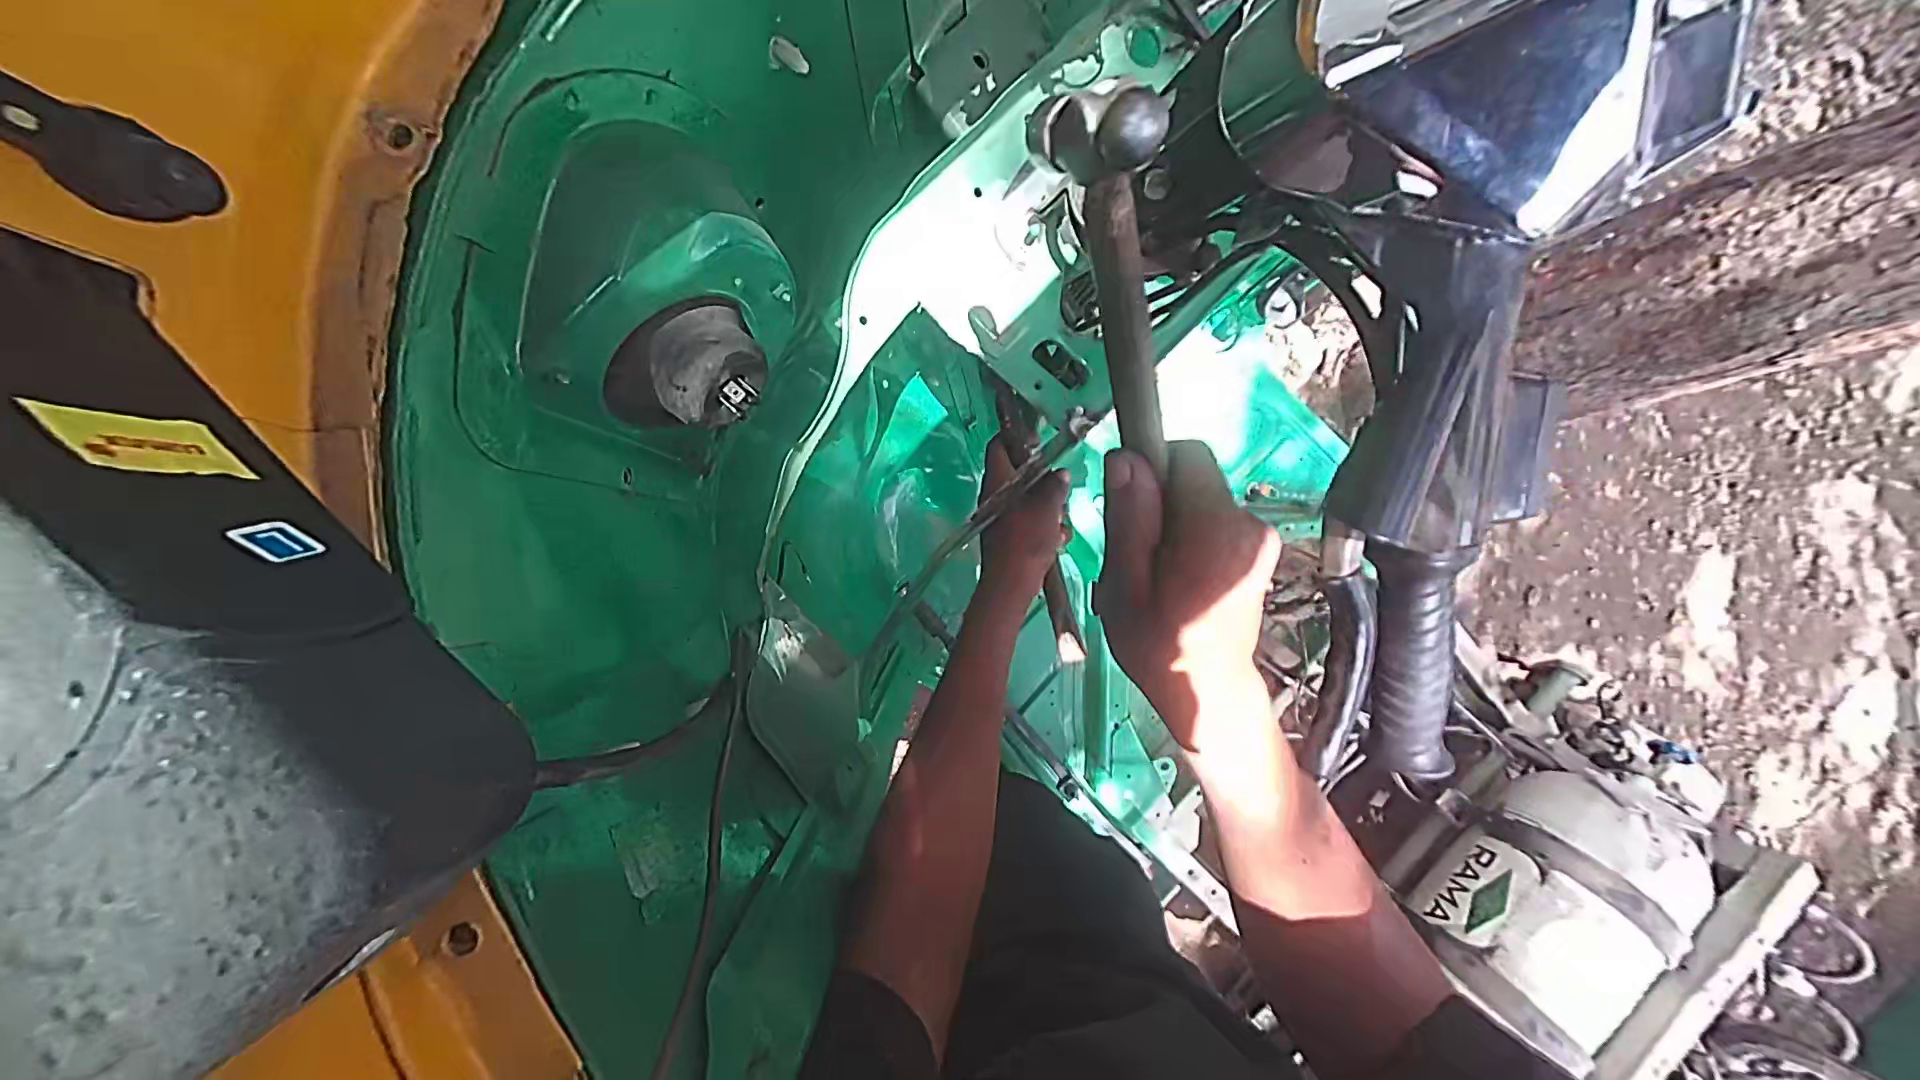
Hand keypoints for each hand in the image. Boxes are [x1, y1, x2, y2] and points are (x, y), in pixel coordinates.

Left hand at [976, 437, 1069, 603]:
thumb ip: (1055, 485)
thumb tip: (1060, 473)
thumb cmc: (1026, 539)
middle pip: (1020, 474)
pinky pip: (1029, 521)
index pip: (999, 444)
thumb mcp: (1048, 506)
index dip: (1018, 435)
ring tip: (1059, 521)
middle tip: (1060, 490)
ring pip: (1029, 499)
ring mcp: (1000, 516)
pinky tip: (1057, 539)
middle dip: (1044, 481)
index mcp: (998, 480)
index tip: (1040, 437)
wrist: (1012, 583)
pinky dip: (1045, 527)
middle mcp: (994, 495)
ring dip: (1049, 508)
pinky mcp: (1008, 535)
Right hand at [1095, 443, 1279, 750]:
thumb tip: (1125, 457)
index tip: (1130, 508)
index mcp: (1215, 530)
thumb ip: (1129, 519)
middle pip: (1192, 477)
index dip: (1150, 469)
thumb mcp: (1125, 586)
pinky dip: (1189, 536)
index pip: (1185, 454)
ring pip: (1198, 498)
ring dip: (1169, 523)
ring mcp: (1259, 536)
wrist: (1208, 691)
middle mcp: (1249, 523)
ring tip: (1154, 572)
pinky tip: (1177, 576)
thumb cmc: (1158, 647)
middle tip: (1136, 554)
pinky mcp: (1259, 547)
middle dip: (1156, 503)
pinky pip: (1212, 519)